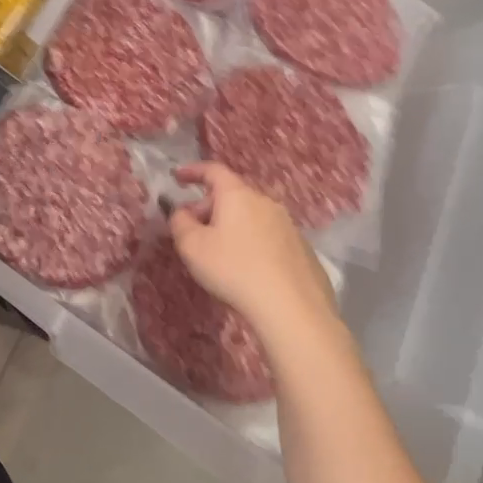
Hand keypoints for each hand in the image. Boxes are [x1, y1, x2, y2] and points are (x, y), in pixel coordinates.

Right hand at [168, 162, 335, 331]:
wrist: (293, 311)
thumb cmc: (234, 270)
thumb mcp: (191, 246)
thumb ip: (180, 222)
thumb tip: (183, 213)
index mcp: (238, 196)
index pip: (214, 170)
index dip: (192, 171)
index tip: (176, 177)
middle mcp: (266, 204)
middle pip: (233, 195)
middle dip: (209, 206)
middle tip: (193, 227)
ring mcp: (290, 227)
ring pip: (253, 216)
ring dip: (233, 225)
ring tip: (221, 251)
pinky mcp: (305, 252)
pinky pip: (271, 237)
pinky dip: (254, 243)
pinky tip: (250, 269)